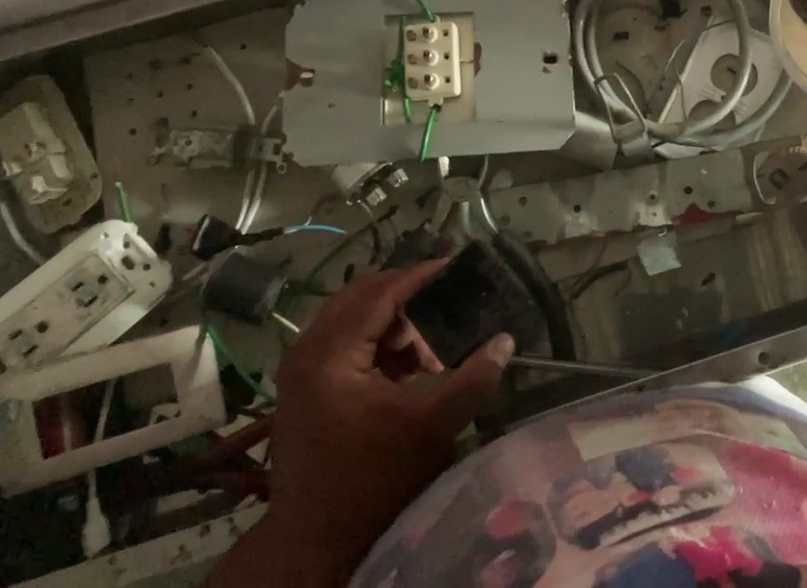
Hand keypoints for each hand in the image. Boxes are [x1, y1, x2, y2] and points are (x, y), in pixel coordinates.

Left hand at [267, 261, 513, 573]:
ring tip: (431, 344)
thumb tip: (505, 341)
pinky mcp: (304, 389)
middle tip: (448, 300)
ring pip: (350, 320)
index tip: (455, 263)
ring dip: (391, 321)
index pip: (379, 293)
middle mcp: (306, 350)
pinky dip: (376, 344)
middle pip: (360, 298)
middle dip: (405, 296)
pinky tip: (407, 367)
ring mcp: (300, 370)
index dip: (420, 275)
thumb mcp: (430, 429)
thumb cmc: (373, 482)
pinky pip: (343, 344)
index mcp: (330, 353)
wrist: (315, 543)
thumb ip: (471, 380)